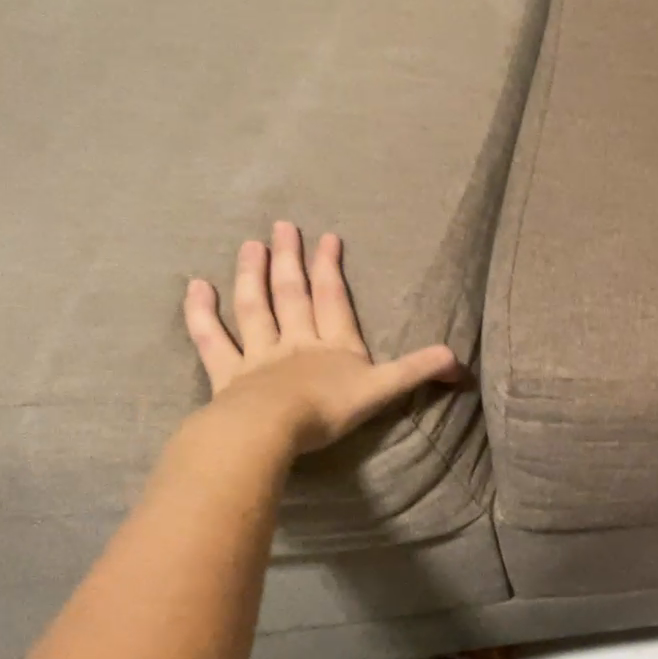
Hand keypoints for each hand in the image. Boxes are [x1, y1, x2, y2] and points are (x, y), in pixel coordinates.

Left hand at [183, 222, 460, 456]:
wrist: (264, 431)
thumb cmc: (327, 409)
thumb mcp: (384, 389)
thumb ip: (420, 370)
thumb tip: (461, 360)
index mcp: (334, 344)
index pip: (332, 297)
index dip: (329, 267)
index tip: (327, 237)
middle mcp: (296, 341)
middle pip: (291, 295)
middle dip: (289, 260)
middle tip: (282, 227)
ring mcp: (258, 356)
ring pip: (254, 309)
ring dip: (252, 276)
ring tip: (250, 246)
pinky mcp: (226, 374)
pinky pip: (211, 339)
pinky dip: (201, 313)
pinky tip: (196, 288)